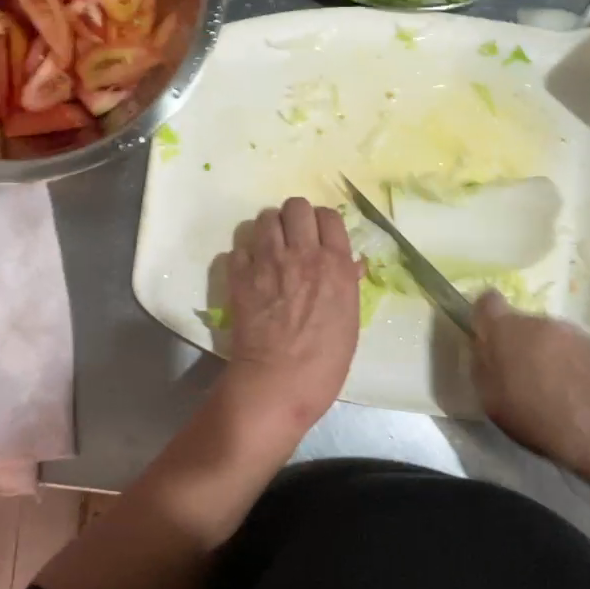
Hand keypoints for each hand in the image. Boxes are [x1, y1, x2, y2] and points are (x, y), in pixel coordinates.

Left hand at [222, 197, 363, 432]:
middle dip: (295, 219)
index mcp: (335, 264)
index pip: (329, 216)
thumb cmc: (324, 362)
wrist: (278, 382)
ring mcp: (267, 262)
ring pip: (265, 218)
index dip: (323, 224)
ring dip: (269, 230)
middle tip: (293, 240)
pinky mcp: (239, 275)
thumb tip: (351, 266)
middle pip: (296, 206)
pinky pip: (238, 247)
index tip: (320, 240)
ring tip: (270, 251)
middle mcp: (302, 254)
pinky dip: (244, 255)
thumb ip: (348, 286)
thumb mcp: (350, 323)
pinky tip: (250, 273)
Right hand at [470, 291, 589, 491]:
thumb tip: (483, 350)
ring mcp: (578, 330)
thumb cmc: (542, 419)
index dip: (486, 319)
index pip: (487, 302)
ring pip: (555, 337)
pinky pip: (582, 350)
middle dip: (522, 345)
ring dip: (552, 356)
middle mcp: (542, 321)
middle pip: (524, 324)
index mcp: (507, 331)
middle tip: (526, 378)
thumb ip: (484, 368)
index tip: (488, 339)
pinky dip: (579, 366)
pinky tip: (585, 395)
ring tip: (560, 391)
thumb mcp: (495, 403)